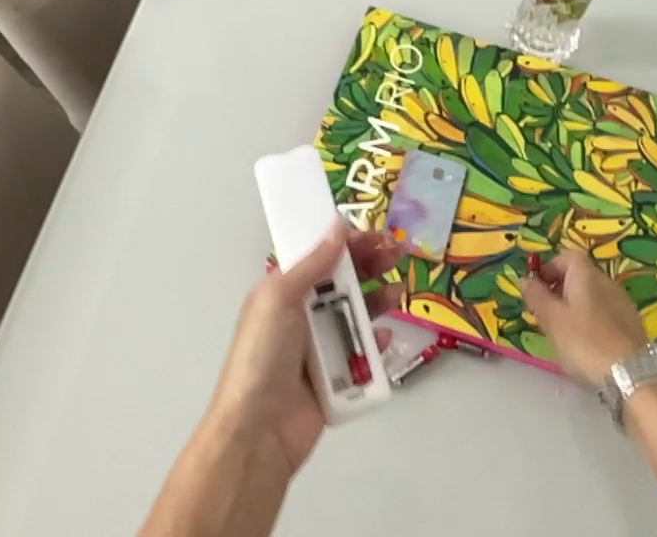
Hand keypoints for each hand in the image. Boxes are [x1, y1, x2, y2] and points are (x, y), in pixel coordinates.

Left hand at [205, 225, 403, 476]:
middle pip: (343, 281)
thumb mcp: (279, 298)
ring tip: (398, 294)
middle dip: (370, 265)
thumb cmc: (262, 355)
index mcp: (283, 292)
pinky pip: (364, 353)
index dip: (346, 243)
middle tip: (397, 254)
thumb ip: (312, 263)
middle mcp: (303, 314)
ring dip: (379, 300)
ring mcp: (321, 346)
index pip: (319, 257)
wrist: (258, 430)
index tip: (374, 235)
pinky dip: (376, 343)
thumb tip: (338, 225)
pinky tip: (386, 336)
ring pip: (357, 314)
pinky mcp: (337, 376)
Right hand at [520, 248, 649, 386]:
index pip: (566, 256)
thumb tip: (526, 279)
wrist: (631, 374)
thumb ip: (536, 296)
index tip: (536, 289)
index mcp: (585, 274)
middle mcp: (606, 280)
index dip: (549, 268)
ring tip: (564, 332)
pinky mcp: (631, 322)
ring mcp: (621, 301)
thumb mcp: (552, 319)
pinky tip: (586, 343)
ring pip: (591, 295)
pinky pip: (604, 311)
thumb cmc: (584, 342)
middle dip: (559, 289)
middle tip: (545, 314)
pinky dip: (591, 320)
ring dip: (574, 306)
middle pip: (579, 275)